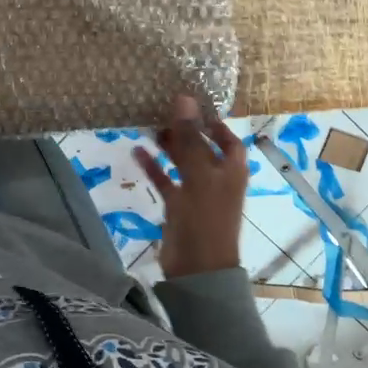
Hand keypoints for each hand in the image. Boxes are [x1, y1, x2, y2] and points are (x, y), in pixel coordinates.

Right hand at [133, 94, 249, 278]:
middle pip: (202, 148)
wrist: (197, 268)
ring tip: (149, 127)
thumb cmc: (205, 218)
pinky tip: (136, 152)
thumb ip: (190, 137)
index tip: (192, 105)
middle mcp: (216, 179)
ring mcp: (196, 193)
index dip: (213, 122)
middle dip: (186, 131)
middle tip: (163, 111)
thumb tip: (185, 98)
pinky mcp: (178, 206)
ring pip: (183, 162)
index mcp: (231, 170)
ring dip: (169, 146)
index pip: (228, 139)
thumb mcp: (198, 174)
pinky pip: (165, 180)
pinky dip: (153, 167)